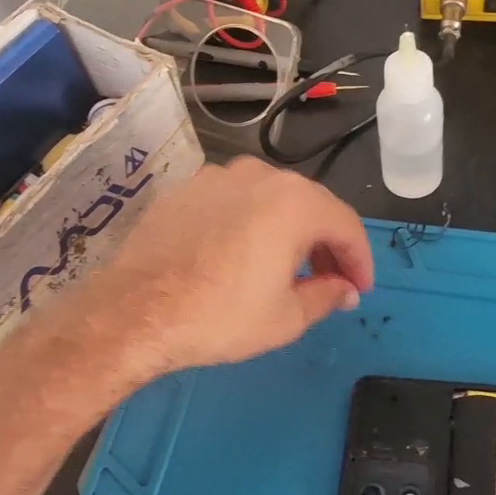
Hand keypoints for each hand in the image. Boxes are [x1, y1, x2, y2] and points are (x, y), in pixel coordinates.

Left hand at [46, 157, 373, 380]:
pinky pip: (236, 202)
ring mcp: (219, 177)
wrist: (135, 311)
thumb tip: (345, 289)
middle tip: (330, 282)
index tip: (359, 290)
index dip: (360, 260)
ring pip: (273, 200)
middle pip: (312, 206)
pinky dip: (253, 224)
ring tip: (287, 270)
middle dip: (327, 245)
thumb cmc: (220, 316)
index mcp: (296, 203)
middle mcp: (261, 176)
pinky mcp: (187, 189)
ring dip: (291, 231)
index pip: (346, 226)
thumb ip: (327, 296)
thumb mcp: (287, 318)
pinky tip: (244, 255)